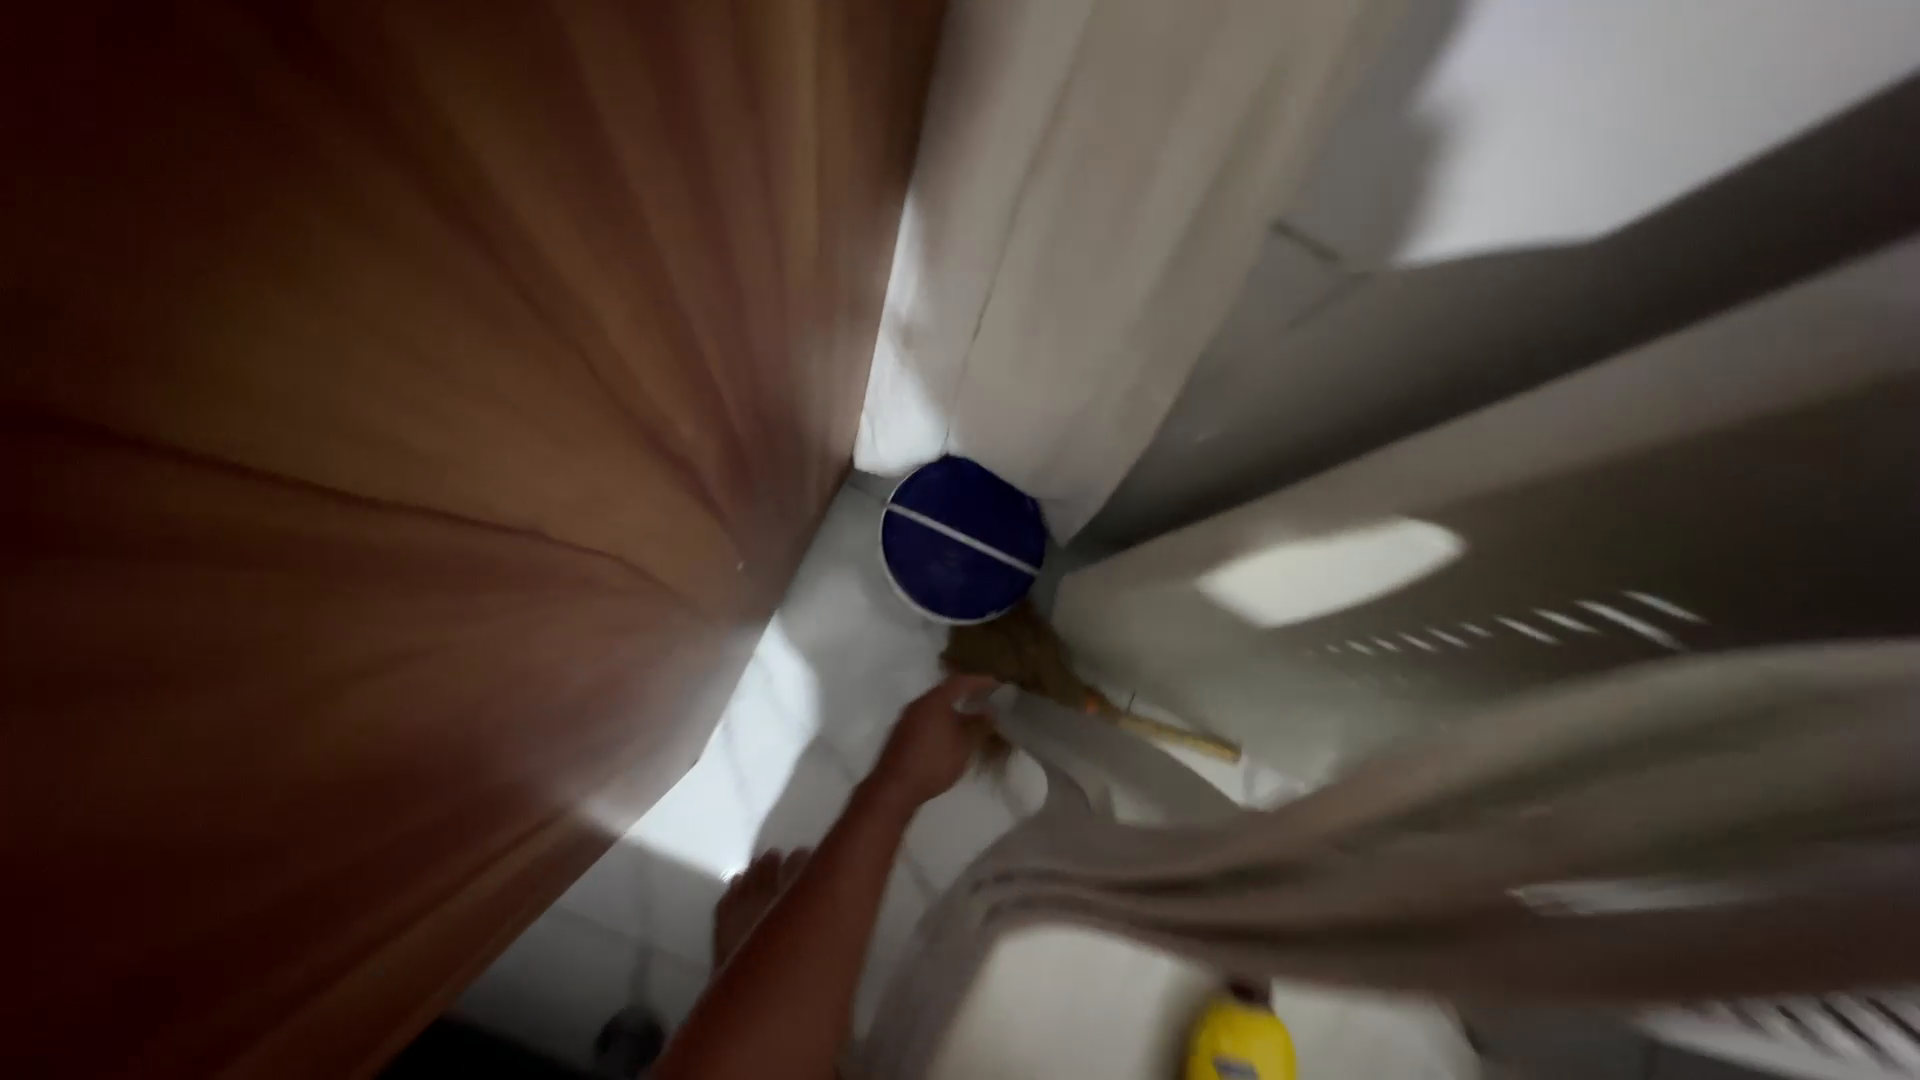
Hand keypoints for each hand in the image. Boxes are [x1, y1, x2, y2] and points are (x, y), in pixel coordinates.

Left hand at [866, 674, 999, 810]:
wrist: (895, 787)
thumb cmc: (934, 761)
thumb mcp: (964, 745)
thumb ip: (979, 726)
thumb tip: (990, 713)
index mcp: (935, 700)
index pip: (960, 681)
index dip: (980, 681)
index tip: (996, 683)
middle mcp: (918, 703)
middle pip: (945, 691)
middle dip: (966, 693)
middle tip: (985, 697)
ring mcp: (907, 718)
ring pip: (935, 706)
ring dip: (953, 709)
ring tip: (971, 717)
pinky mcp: (902, 734)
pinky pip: (927, 718)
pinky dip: (942, 720)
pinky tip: (950, 733)